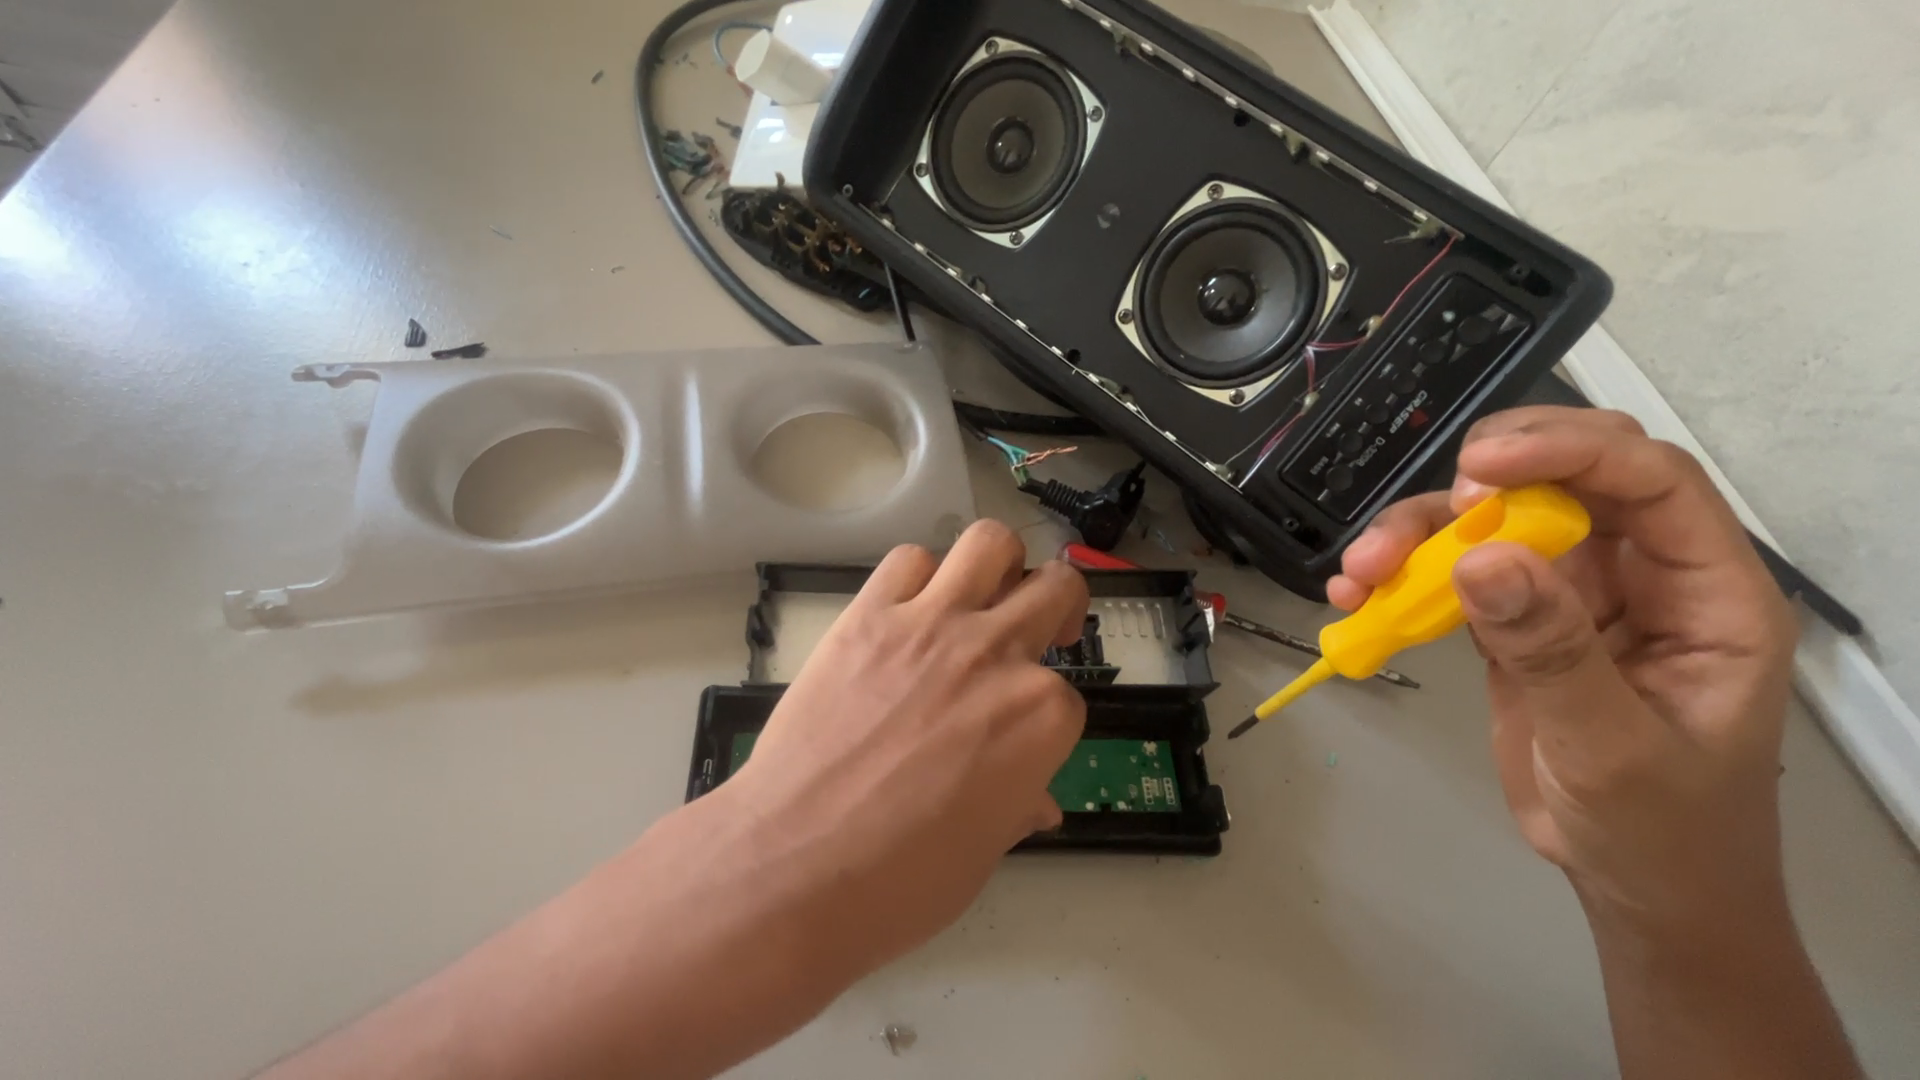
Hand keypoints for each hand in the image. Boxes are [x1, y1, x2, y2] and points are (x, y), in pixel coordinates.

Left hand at [726, 520, 1090, 975]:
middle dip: (1059, 606)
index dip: (1047, 720)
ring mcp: (930, 625)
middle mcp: (995, 654)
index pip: (1069, 696)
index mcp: (1039, 716)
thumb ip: (1016, 806)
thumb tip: (1033, 802)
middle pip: (1054, 588)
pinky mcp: (867, 615)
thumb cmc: (900, 881)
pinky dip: (919, 576)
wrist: (793, 863)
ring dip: (999, 566)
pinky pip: (907, 562)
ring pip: (989, 544)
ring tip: (982, 597)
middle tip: (1040, 632)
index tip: (1023, 740)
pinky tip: (911, 610)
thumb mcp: (982, 853)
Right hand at [1329, 408, 1798, 930]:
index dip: (1569, 450)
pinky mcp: (1513, 618)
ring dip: (1416, 535)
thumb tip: (1481, 559)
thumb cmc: (1660, 829)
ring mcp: (1569, 591)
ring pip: (1489, 522)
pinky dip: (1399, 577)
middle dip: (1478, 484)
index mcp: (1704, 589)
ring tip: (1358, 575)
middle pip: (1560, 481)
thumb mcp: (1611, 747)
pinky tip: (1356, 599)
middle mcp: (1637, 573)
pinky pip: (1452, 571)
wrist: (1632, 882)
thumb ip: (1553, 650)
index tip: (1478, 466)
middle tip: (1414, 524)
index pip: (1650, 480)